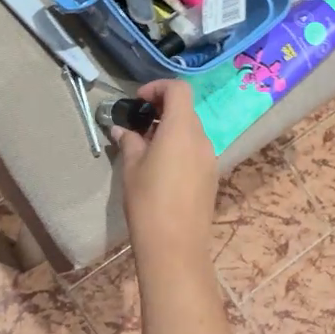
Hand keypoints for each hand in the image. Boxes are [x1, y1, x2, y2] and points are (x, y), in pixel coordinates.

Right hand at [114, 79, 218, 264]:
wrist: (175, 245)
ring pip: (191, 132)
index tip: (138, 100)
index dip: (158, 88)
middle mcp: (201, 139)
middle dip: (162, 111)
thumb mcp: (131, 168)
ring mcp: (210, 159)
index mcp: (181, 129)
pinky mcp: (211, 177)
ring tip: (146, 149)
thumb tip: (122, 130)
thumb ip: (129, 142)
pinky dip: (179, 148)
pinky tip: (161, 168)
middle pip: (186, 111)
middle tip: (138, 126)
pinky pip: (195, 151)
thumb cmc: (148, 201)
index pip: (179, 90)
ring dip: (170, 131)